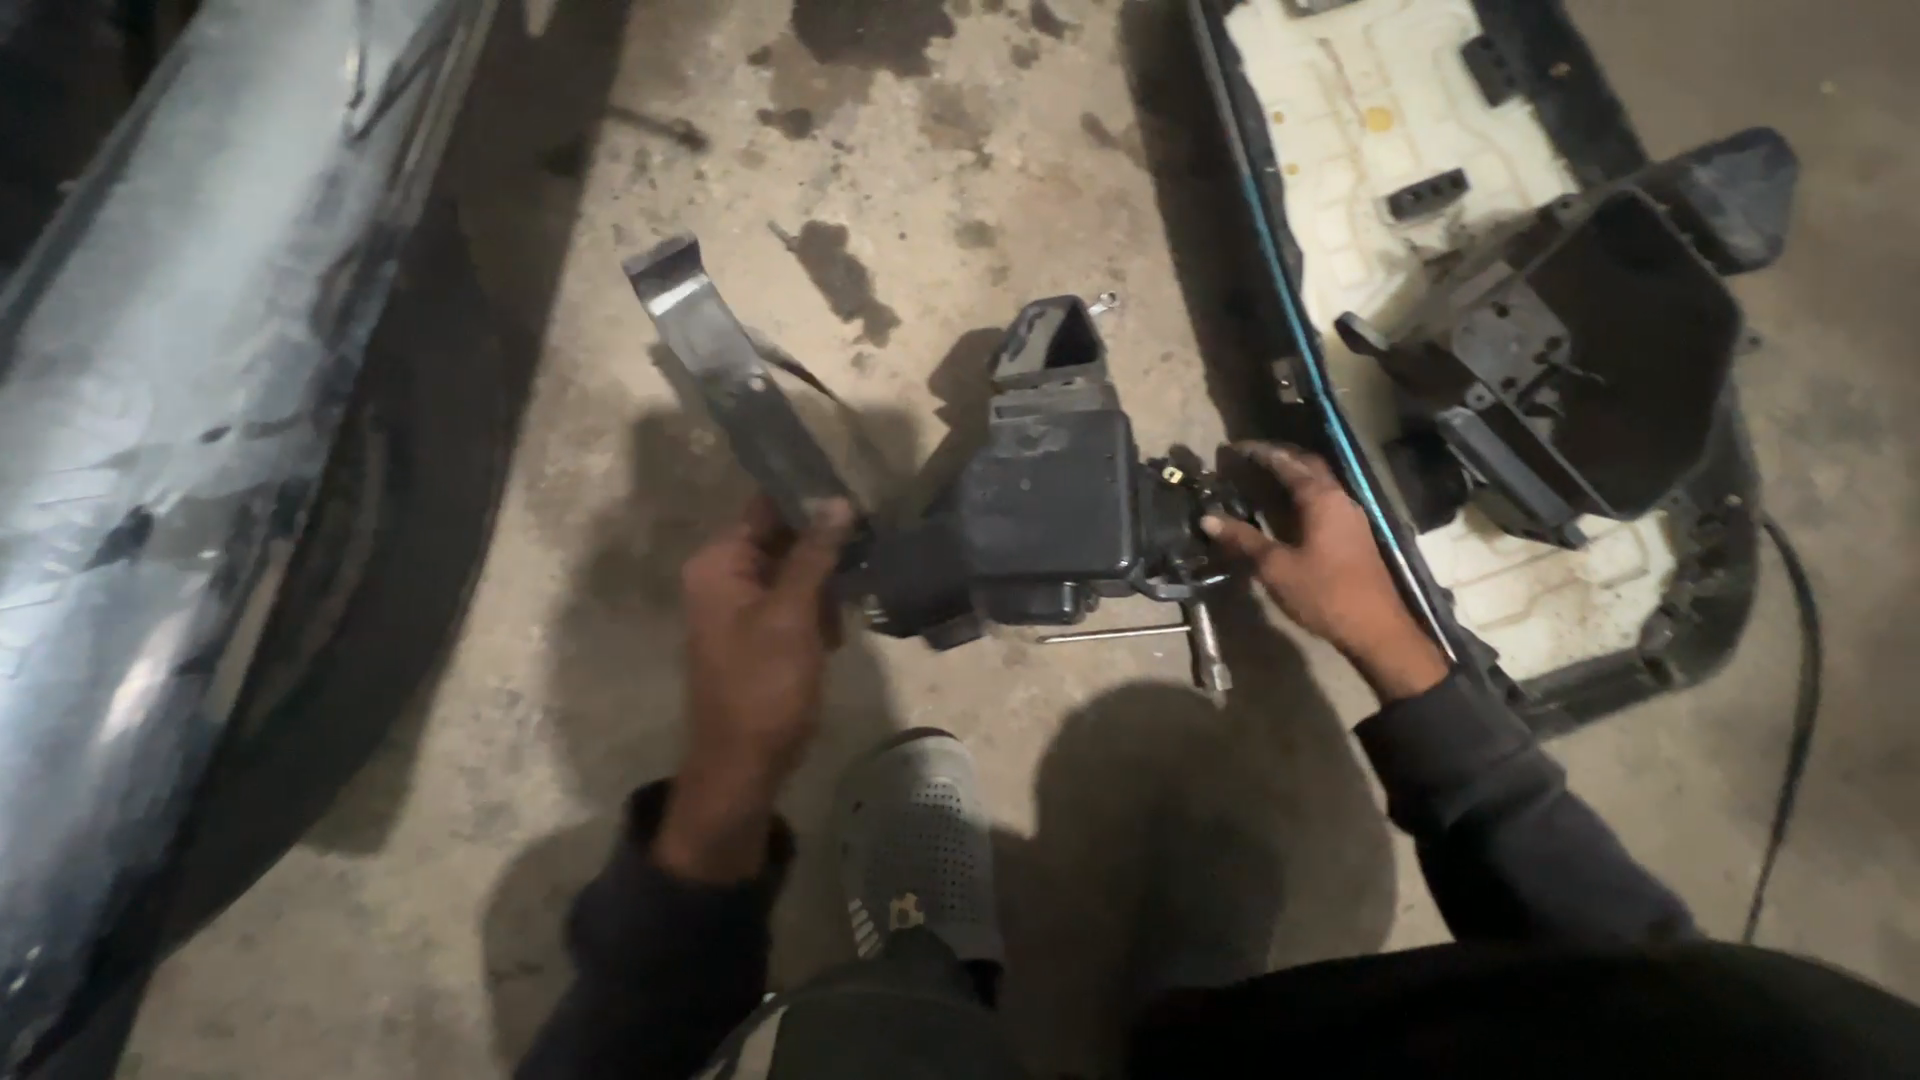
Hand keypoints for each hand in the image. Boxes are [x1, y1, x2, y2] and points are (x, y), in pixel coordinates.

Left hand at [655, 495, 854, 882]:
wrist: (743, 765)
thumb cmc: (764, 686)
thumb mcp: (792, 615)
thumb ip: (814, 554)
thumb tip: (839, 501)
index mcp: (719, 563)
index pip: (765, 508)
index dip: (809, 498)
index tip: (858, 492)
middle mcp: (725, 576)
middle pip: (782, 538)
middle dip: (825, 545)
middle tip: (872, 544)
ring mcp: (742, 607)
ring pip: (795, 572)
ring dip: (826, 583)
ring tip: (851, 604)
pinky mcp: (762, 633)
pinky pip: (794, 603)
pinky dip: (818, 611)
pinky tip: (835, 635)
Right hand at [1202, 443, 1447, 703]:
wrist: (1375, 627)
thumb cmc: (1323, 592)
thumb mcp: (1275, 567)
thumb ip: (1242, 539)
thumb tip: (1208, 519)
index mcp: (1321, 499)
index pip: (1287, 463)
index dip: (1260, 453)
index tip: (1234, 449)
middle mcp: (1340, 499)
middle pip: (1309, 464)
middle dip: (1280, 456)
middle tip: (1249, 457)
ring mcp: (1351, 516)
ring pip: (1320, 482)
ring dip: (1293, 474)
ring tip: (1263, 477)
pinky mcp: (1354, 534)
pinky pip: (1324, 499)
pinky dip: (1302, 493)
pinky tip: (1287, 507)